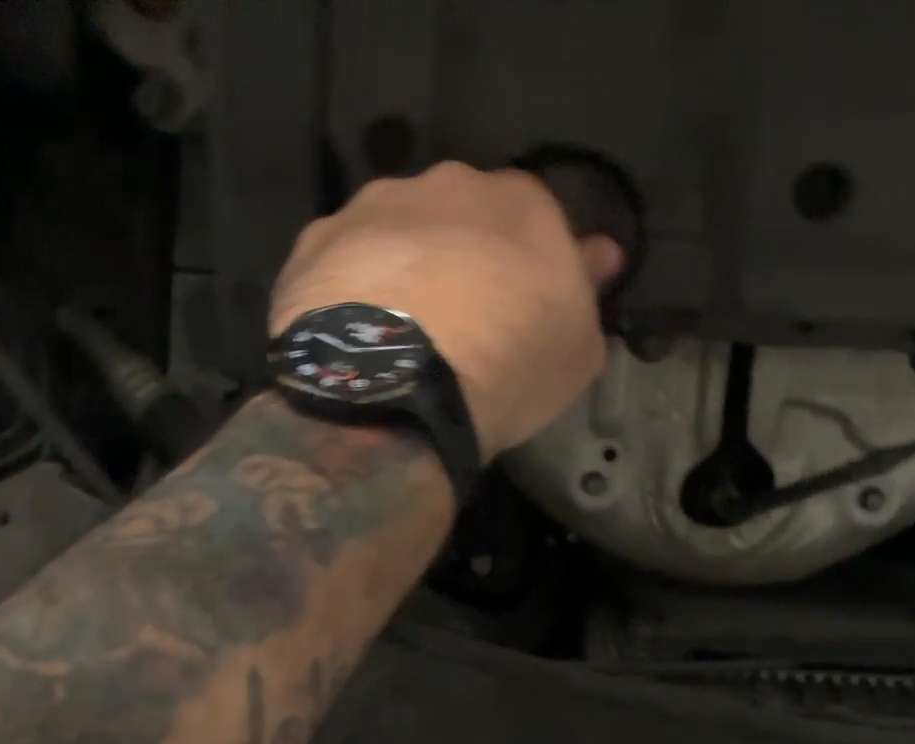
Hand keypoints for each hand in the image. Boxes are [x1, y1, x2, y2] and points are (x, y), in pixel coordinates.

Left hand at [269, 162, 623, 459]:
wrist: (399, 388)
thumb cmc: (509, 365)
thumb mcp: (578, 348)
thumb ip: (587, 290)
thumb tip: (599, 252)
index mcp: (520, 202)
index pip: (536, 218)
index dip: (530, 261)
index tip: (526, 302)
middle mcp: (446, 185)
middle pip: (462, 215)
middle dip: (465, 253)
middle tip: (464, 316)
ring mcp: (373, 207)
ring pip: (398, 231)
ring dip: (406, 266)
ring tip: (403, 332)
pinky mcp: (314, 242)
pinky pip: (346, 261)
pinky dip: (354, 288)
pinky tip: (358, 336)